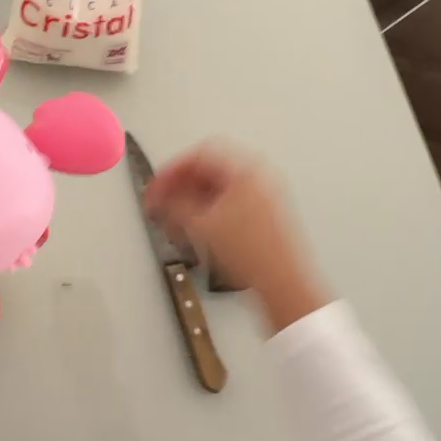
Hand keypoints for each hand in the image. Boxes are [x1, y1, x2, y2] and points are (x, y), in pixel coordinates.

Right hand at [143, 145, 331, 333]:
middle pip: (209, 172)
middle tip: (160, 203)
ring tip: (173, 222)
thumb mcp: (201, 224)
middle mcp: (259, 179)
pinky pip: (228, 207)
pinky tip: (193, 232)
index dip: (172, 170)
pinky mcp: (264, 220)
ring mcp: (264, 199)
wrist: (283, 285)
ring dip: (190, 203)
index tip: (156, 186)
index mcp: (247, 170)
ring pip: (217, 191)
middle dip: (179, 188)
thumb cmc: (254, 254)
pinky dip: (207, 215)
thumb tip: (160, 197)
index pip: (201, 155)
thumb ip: (173, 204)